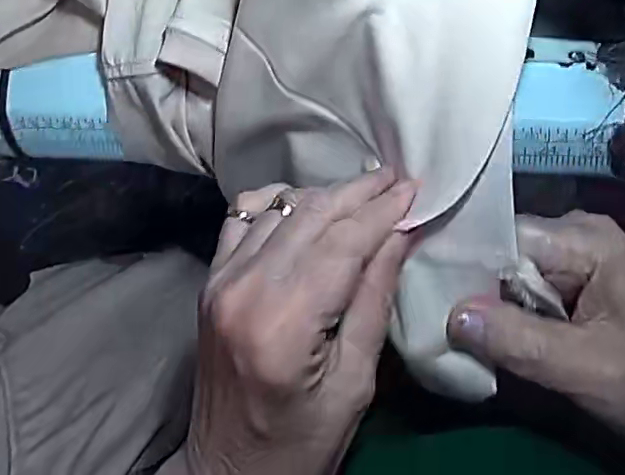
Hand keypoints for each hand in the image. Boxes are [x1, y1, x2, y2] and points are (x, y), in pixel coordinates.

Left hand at [171, 169, 417, 474]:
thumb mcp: (354, 383)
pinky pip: (244, 215)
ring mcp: (222, 277)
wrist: (226, 474)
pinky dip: (277, 200)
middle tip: (394, 179)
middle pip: (312, 214)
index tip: (413, 188)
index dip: (381, 211)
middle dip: (359, 192)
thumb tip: (400, 232)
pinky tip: (303, 202)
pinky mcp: (211, 277)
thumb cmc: (300, 444)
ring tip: (362, 192)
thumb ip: (374, 299)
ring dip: (326, 195)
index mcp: (284, 323)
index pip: (342, 243)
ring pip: (281, 207)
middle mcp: (246, 286)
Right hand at [447, 212, 624, 474]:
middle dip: (472, 279)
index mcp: (586, 237)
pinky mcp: (571, 280)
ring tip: (446, 316)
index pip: (506, 233)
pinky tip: (483, 326)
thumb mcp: (592, 372)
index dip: (465, 257)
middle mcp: (575, 232)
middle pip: (503, 247)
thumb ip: (522, 343)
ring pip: (509, 268)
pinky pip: (523, 286)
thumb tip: (452, 315)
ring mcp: (573, 255)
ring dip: (485, 297)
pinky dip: (503, 308)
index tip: (421, 277)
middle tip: (428, 305)